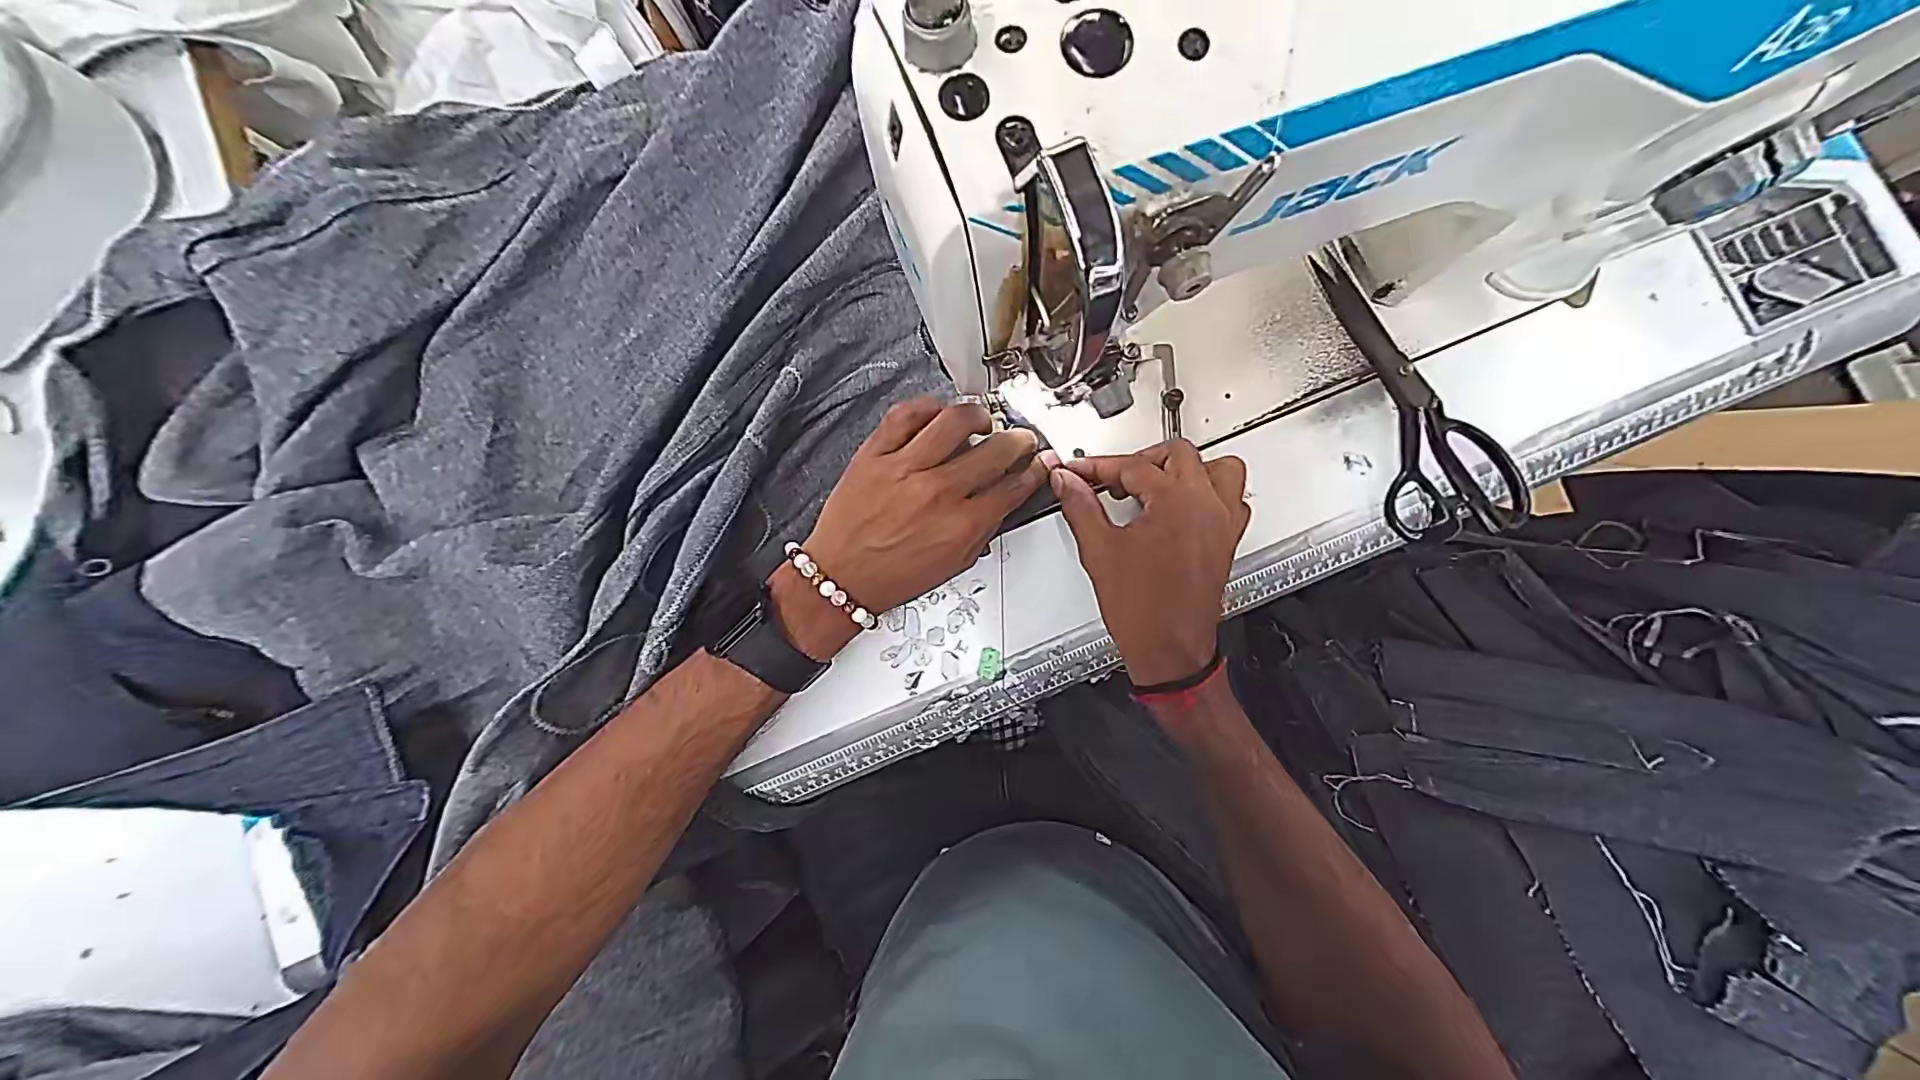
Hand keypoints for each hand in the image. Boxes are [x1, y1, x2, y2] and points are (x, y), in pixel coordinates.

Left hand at [769, 397, 1050, 659]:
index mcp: (961, 525)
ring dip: (978, 414)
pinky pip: (906, 414)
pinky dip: (928, 406)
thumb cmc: (890, 576)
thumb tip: (1003, 499)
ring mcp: (904, 469)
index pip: (1013, 485)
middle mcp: (936, 493)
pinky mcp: (875, 455)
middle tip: (1017, 439)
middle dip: (1018, 441)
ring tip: (980, 420)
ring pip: (955, 420)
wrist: (841, 578)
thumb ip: (983, 529)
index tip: (1035, 463)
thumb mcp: (953, 563)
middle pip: (995, 449)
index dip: (1033, 469)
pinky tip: (937, 414)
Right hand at [1051, 440, 1250, 685]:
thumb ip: (1081, 506)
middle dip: (1140, 461)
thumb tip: (1069, 482)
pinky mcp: (1228, 541)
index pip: (1133, 466)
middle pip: (1177, 455)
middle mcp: (1207, 507)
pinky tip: (1187, 505)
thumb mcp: (1099, 550)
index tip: (1081, 472)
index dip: (1100, 467)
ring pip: (1218, 468)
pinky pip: (1232, 499)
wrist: (1169, 649)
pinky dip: (1211, 493)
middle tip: (1112, 478)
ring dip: (1186, 468)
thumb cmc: (1145, 611)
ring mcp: (1223, 523)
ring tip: (1156, 481)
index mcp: (1176, 502)